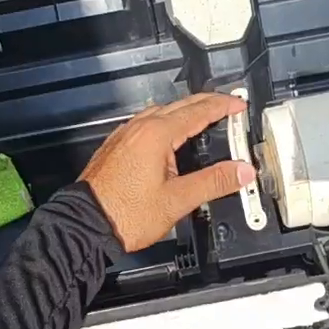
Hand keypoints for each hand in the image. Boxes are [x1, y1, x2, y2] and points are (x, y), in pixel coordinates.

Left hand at [79, 92, 256, 251]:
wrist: (85, 225)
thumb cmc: (125, 214)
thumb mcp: (178, 200)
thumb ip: (214, 182)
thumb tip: (242, 171)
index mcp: (156, 134)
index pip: (199, 111)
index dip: (223, 106)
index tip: (239, 106)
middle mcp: (139, 128)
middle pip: (180, 105)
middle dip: (207, 104)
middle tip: (228, 107)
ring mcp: (125, 136)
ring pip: (161, 112)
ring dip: (185, 111)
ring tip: (204, 119)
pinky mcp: (116, 147)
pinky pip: (146, 124)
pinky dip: (166, 122)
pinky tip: (170, 137)